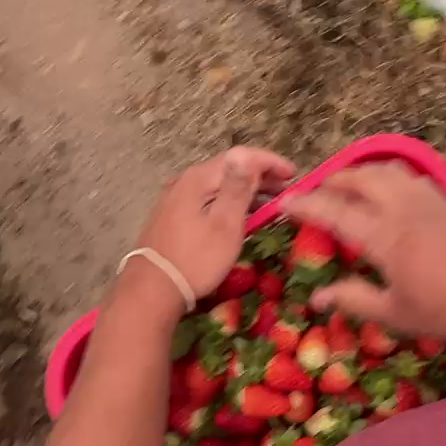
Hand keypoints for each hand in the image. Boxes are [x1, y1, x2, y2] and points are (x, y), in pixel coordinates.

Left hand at [130, 147, 295, 301]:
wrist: (152, 290)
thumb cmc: (196, 259)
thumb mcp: (225, 224)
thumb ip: (237, 188)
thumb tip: (245, 154)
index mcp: (199, 179)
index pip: (240, 157)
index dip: (270, 162)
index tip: (294, 174)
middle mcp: (185, 182)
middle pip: (229, 169)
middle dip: (261, 176)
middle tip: (287, 190)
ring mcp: (176, 199)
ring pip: (218, 186)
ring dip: (246, 191)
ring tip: (270, 204)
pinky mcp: (173, 217)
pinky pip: (208, 199)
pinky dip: (229, 202)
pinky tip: (240, 215)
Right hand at [280, 163, 445, 338]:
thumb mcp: (396, 314)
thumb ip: (355, 300)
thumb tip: (318, 297)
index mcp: (385, 237)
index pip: (336, 213)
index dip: (308, 205)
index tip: (286, 201)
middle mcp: (403, 209)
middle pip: (361, 179)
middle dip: (334, 180)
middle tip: (318, 190)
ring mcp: (428, 200)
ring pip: (387, 172)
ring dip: (362, 173)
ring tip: (349, 184)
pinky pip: (410, 177)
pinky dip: (389, 177)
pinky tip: (390, 190)